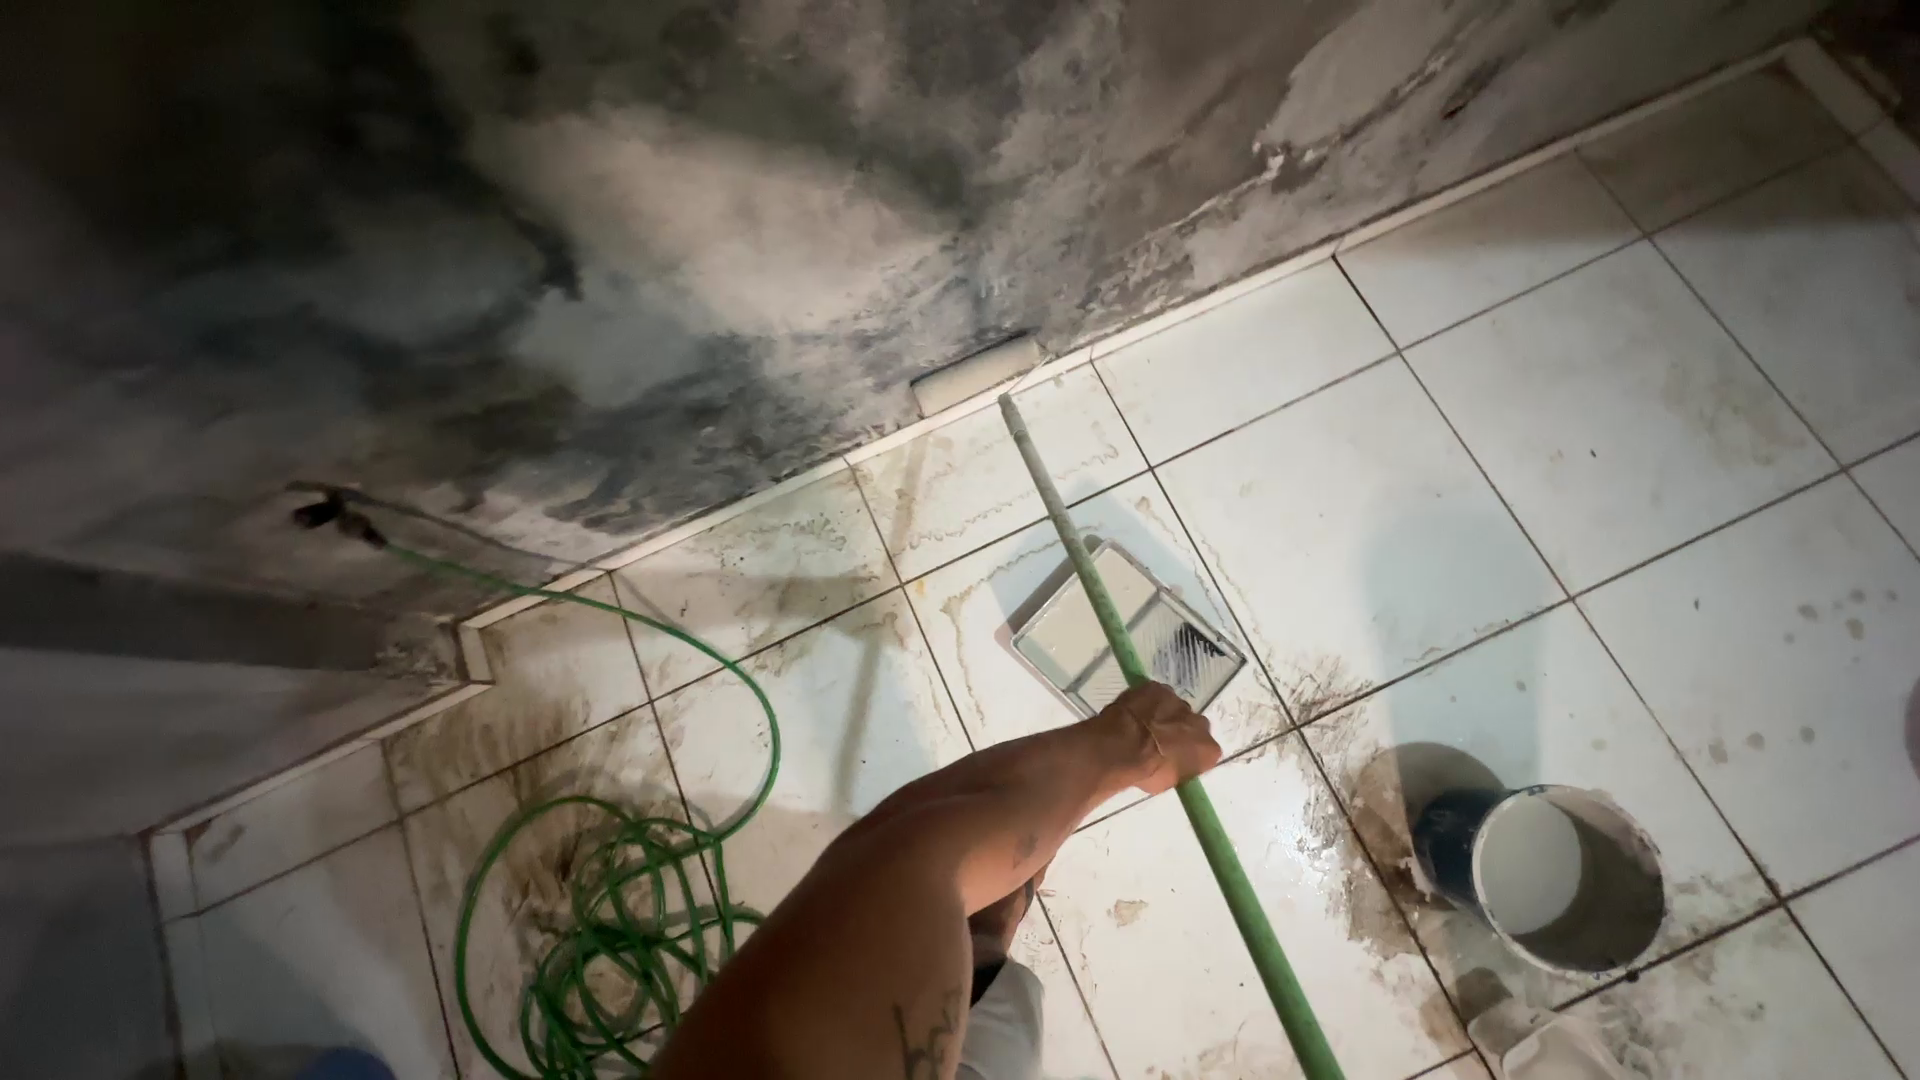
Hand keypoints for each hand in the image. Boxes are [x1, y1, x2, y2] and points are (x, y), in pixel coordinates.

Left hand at [1096, 682, 1221, 794]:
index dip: (1189, 752)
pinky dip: (1147, 700)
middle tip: (1160, 739)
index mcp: (1208, 749)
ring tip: (1144, 723)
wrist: (1124, 745)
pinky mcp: (1156, 687)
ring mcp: (1178, 701)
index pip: (1205, 750)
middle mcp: (1200, 723)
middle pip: (1193, 725)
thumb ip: (1181, 766)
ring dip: (1163, 713)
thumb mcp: (1170, 780)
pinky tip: (1136, 709)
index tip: (1175, 756)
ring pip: (1174, 707)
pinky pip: (1155, 694)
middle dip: (1180, 730)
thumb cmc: (1149, 770)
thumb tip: (1176, 761)